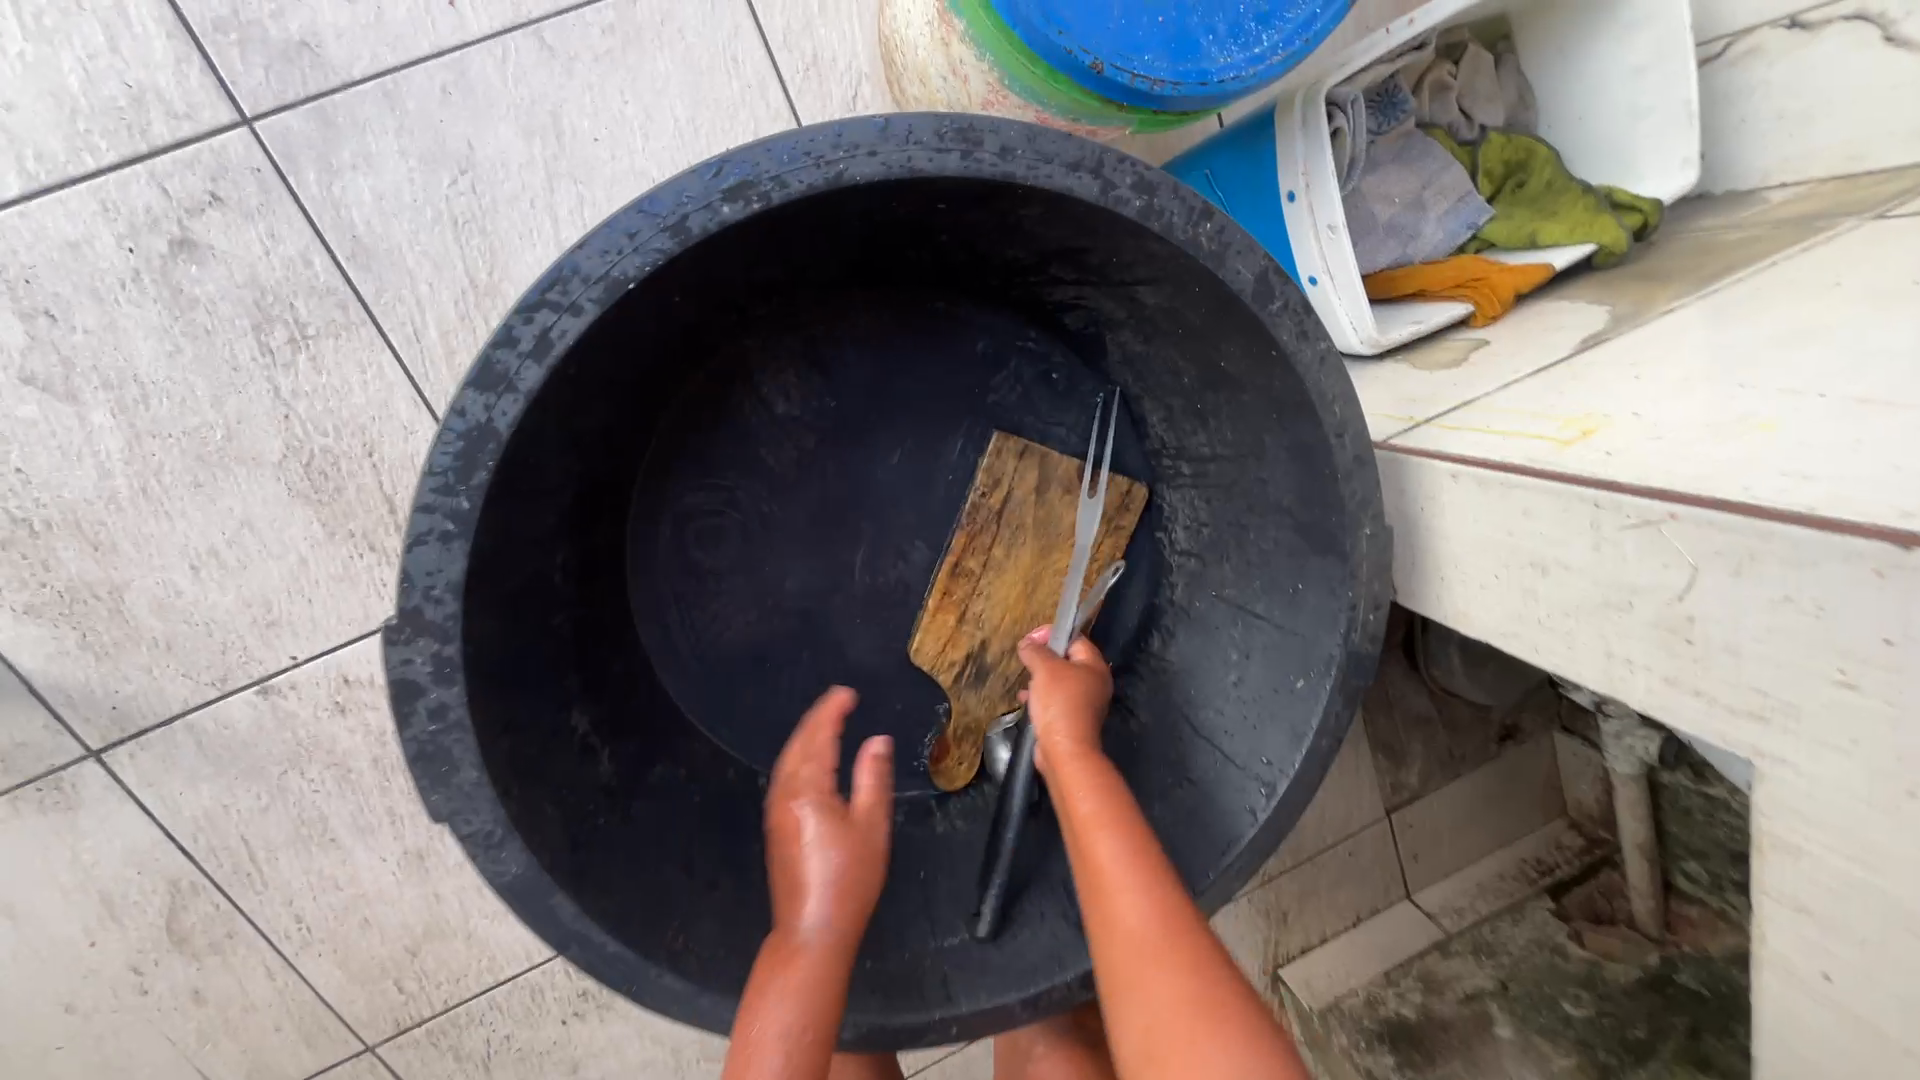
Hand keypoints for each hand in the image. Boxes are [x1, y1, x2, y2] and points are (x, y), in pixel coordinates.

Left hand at [764, 686, 893, 952]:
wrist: (812, 930)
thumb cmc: (849, 879)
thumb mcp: (872, 825)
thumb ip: (873, 777)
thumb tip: (877, 740)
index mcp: (808, 789)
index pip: (819, 736)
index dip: (832, 711)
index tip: (848, 693)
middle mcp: (784, 793)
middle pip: (798, 744)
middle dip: (817, 718)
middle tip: (839, 701)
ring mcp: (775, 811)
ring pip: (788, 760)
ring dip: (807, 736)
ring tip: (828, 722)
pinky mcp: (775, 826)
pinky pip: (785, 776)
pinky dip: (800, 757)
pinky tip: (813, 760)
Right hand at [1016, 627, 1112, 774]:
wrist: (1064, 750)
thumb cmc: (1059, 703)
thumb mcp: (1045, 669)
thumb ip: (1036, 651)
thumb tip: (1027, 644)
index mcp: (1094, 666)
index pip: (1075, 638)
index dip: (1052, 634)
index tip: (1031, 639)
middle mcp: (1094, 683)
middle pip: (1067, 659)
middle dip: (1044, 657)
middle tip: (1026, 657)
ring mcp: (1084, 703)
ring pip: (1059, 681)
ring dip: (1040, 677)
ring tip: (1025, 678)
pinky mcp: (1071, 719)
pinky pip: (1055, 700)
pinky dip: (1040, 696)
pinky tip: (1025, 699)